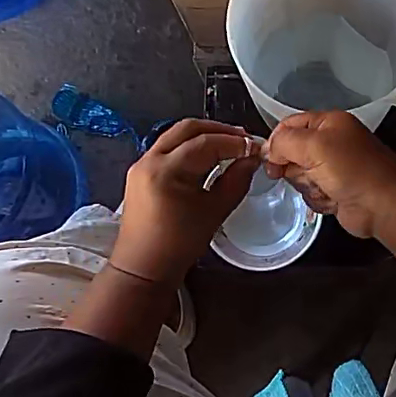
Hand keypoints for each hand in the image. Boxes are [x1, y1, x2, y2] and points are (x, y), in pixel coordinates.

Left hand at [109, 119, 259, 282]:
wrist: (143, 267)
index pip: (206, 143)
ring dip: (203, 135)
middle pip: (187, 129)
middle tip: (243, 139)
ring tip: (229, 144)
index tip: (254, 148)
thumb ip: (236, 181)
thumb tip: (251, 160)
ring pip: (176, 135)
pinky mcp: (141, 172)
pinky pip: (168, 148)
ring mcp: (142, 164)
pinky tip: (208, 155)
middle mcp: (150, 160)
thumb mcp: (215, 212)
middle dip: (218, 130)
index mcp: (166, 171)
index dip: (234, 142)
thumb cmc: (179, 245)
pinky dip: (190, 146)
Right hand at [262, 111, 395, 238]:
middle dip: (295, 168)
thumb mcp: (314, 146)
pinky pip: (310, 193)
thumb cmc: (354, 170)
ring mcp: (333, 168)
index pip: (289, 125)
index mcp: (329, 122)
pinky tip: (334, 200)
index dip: (277, 141)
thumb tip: (269, 150)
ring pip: (298, 176)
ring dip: (308, 185)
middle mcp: (330, 142)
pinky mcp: (334, 190)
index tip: (271, 159)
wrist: (383, 206)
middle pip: (291, 153)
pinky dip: (319, 199)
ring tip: (326, 187)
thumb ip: (284, 142)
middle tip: (309, 173)